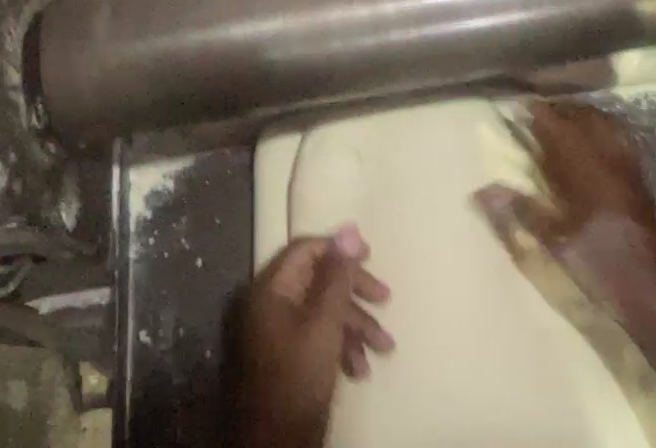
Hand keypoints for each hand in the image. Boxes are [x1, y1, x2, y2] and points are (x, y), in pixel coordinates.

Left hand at [235, 225, 392, 447]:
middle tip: (386, 299)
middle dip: (354, 291)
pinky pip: (315, 336)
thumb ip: (338, 276)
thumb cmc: (299, 376)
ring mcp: (275, 331)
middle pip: (317, 280)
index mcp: (271, 289)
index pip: (306, 250)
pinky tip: (360, 370)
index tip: (372, 256)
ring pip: (321, 311)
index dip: (339, 248)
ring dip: (354, 325)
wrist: (274, 443)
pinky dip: (339, 346)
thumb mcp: (325, 323)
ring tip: (384, 348)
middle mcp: (269, 304)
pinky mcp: (285, 356)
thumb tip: (349, 228)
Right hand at [474, 101, 655, 315]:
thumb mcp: (554, 243)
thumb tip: (482, 190)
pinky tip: (594, 140)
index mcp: (586, 173)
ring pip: (607, 128)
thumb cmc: (598, 265)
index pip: (560, 132)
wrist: (649, 291)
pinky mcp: (640, 182)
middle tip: (541, 110)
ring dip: (584, 118)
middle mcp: (609, 162)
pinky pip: (620, 141)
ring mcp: (629, 170)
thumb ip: (521, 211)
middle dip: (562, 111)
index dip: (541, 116)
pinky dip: (604, 131)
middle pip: (586, 122)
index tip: (524, 105)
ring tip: (565, 118)